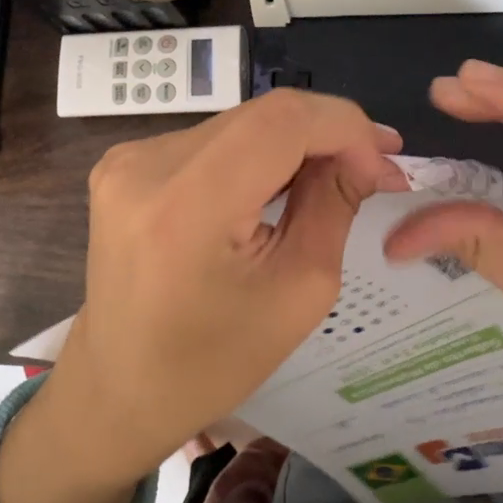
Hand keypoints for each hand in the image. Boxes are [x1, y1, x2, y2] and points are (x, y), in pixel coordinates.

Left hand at [37, 89, 405, 481]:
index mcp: (186, 204)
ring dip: (288, 145)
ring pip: (237, 124)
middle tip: (370, 170)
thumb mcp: (296, 293)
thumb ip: (333, 206)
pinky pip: (207, 141)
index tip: (384, 161)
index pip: (281, 120)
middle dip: (324, 135)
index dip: (344, 126)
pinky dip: (249, 156)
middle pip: (259, 116)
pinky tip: (268, 191)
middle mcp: (146, 163)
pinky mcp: (120, 162)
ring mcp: (126, 158)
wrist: (118, 386)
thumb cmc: (210, 363)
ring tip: (326, 183)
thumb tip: (367, 155)